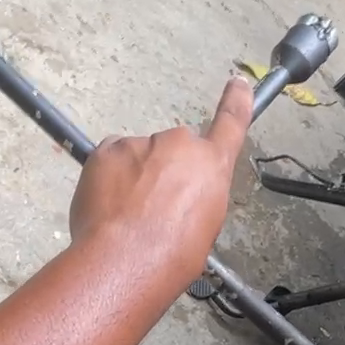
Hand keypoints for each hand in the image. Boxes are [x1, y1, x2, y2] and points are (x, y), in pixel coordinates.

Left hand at [68, 75, 253, 281]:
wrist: (124, 261)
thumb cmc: (171, 257)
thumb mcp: (203, 231)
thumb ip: (198, 199)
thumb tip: (180, 201)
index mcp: (211, 166)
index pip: (231, 124)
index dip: (236, 102)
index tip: (238, 83)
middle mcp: (179, 145)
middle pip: (172, 151)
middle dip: (163, 172)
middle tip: (151, 211)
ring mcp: (140, 143)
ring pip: (137, 157)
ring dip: (133, 179)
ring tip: (126, 219)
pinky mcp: (106, 151)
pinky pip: (109, 161)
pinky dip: (107, 180)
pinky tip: (107, 209)